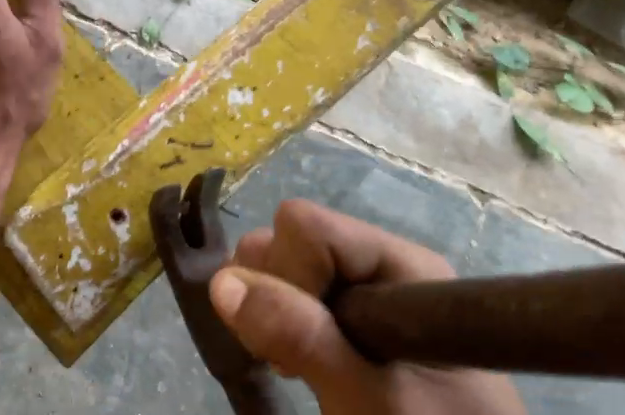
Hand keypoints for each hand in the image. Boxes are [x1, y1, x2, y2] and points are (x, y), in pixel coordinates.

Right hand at [211, 201, 526, 414]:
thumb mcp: (369, 398)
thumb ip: (303, 338)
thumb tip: (222, 284)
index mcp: (402, 265)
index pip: (308, 227)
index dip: (288, 272)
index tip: (303, 341)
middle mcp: (378, 261)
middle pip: (287, 236)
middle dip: (271, 291)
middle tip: (290, 357)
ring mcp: (359, 285)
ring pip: (275, 258)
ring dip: (268, 308)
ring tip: (295, 363)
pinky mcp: (343, 308)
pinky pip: (280, 284)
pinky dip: (271, 318)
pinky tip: (295, 358)